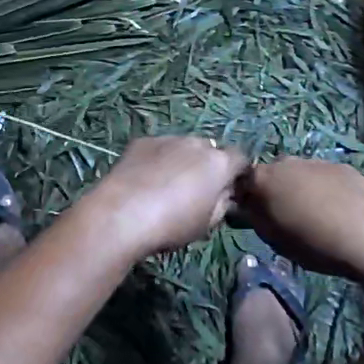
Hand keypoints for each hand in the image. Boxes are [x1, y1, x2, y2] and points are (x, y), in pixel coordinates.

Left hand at [83, 137, 247, 255]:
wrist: (122, 214)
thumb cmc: (172, 225)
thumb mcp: (207, 224)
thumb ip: (222, 204)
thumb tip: (224, 194)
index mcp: (219, 163)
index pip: (241, 159)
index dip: (238, 174)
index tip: (230, 190)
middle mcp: (196, 143)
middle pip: (211, 150)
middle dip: (209, 165)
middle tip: (197, 189)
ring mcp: (168, 138)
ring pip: (184, 147)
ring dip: (183, 160)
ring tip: (168, 184)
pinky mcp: (142, 141)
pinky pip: (159, 148)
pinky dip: (158, 159)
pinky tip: (146, 179)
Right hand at [235, 158, 363, 277]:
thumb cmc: (314, 242)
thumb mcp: (275, 239)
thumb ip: (256, 218)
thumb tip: (247, 208)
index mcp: (263, 178)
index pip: (243, 182)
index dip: (246, 198)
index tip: (253, 216)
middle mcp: (286, 162)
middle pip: (272, 174)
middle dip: (274, 190)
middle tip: (285, 216)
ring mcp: (316, 161)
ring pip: (299, 174)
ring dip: (300, 189)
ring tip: (315, 215)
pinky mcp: (343, 167)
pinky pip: (324, 177)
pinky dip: (324, 189)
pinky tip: (337, 210)